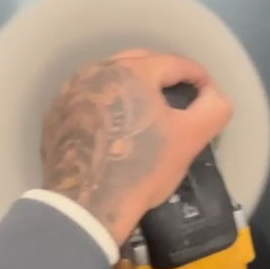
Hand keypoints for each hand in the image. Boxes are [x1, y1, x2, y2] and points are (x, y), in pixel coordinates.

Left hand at [40, 49, 233, 243]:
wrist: (86, 205)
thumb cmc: (142, 168)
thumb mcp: (190, 139)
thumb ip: (213, 108)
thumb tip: (213, 94)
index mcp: (132, 70)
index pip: (175, 63)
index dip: (198, 76)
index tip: (207, 93)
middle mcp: (98, 70)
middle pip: (141, 63)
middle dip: (164, 76)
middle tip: (178, 99)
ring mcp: (72, 90)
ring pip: (112, 78)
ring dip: (133, 88)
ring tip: (146, 112)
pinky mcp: (56, 113)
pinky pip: (90, 97)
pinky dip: (107, 104)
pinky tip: (115, 126)